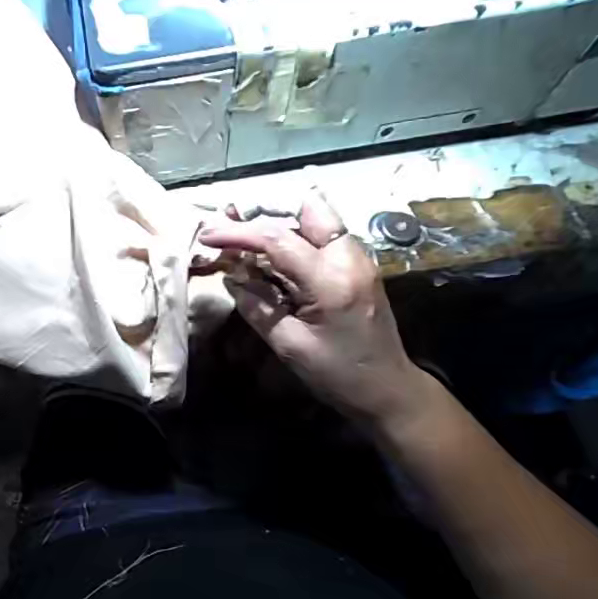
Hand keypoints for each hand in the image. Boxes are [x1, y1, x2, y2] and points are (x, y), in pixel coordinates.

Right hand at [199, 190, 430, 423]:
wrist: (389, 390)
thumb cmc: (339, 375)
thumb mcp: (291, 346)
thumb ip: (258, 308)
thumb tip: (233, 279)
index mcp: (331, 279)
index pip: (278, 239)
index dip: (239, 233)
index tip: (209, 235)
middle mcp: (349, 258)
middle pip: (307, 209)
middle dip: (266, 211)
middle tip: (233, 225)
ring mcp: (358, 260)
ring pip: (317, 219)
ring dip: (281, 223)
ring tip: (247, 238)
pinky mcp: (359, 268)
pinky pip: (324, 238)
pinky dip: (296, 238)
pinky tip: (274, 257)